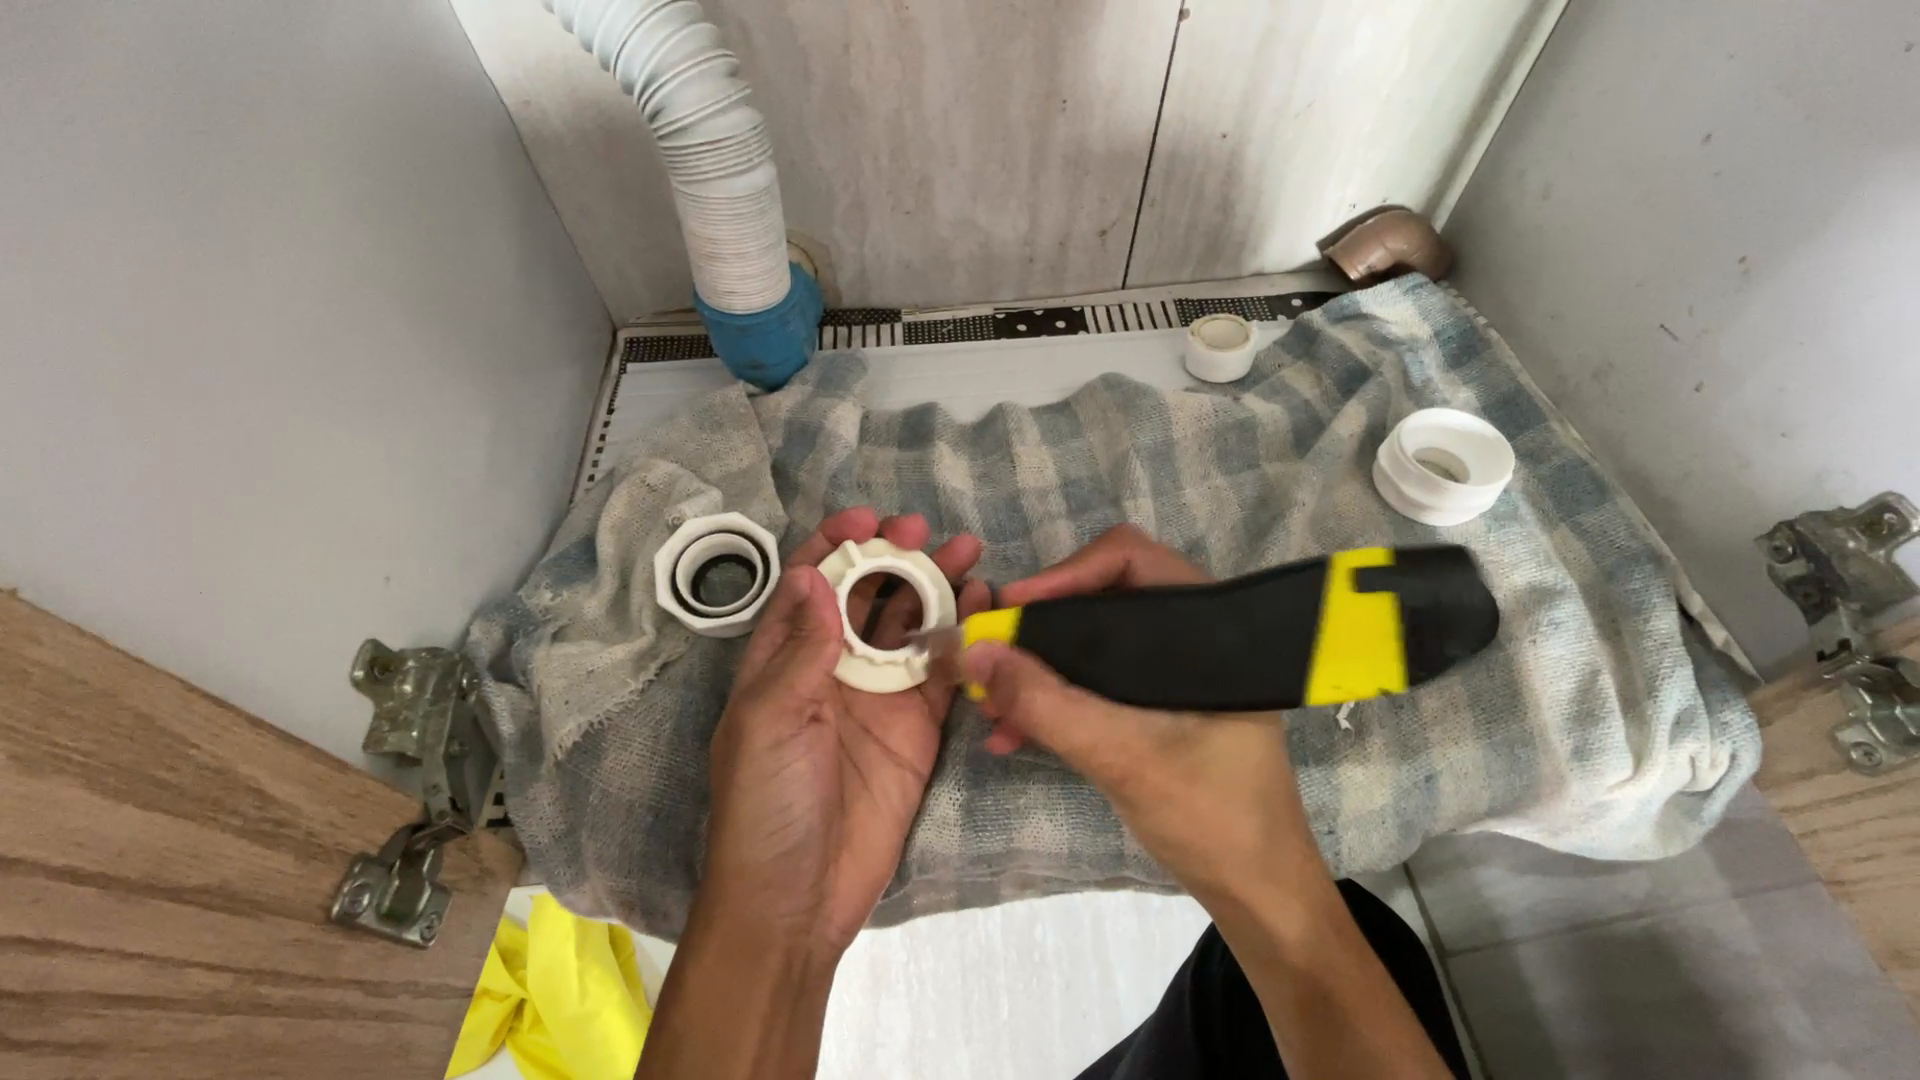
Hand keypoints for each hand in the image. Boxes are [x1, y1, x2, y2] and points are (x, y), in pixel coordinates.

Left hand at [698, 508, 989, 959]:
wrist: (798, 899)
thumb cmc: (765, 804)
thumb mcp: (768, 720)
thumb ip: (800, 650)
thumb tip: (817, 574)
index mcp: (782, 660)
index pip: (808, 586)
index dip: (834, 546)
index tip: (867, 517)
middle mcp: (831, 668)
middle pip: (866, 597)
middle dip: (893, 558)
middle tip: (926, 532)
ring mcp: (878, 697)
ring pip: (909, 626)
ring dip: (934, 588)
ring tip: (967, 554)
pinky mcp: (916, 728)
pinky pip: (942, 673)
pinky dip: (962, 639)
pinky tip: (980, 608)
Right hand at [965, 525, 1324, 908]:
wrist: (1257, 891)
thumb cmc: (1213, 817)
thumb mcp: (1124, 758)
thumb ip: (1047, 704)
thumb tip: (974, 653)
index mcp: (1208, 624)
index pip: (1130, 558)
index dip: (1066, 574)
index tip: (1013, 609)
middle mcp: (1190, 634)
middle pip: (1100, 597)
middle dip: (1039, 627)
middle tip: (991, 653)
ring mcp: (1171, 670)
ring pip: (1091, 642)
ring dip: (1039, 668)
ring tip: (991, 701)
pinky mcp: (1154, 704)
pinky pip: (1093, 681)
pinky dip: (1054, 698)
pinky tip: (1013, 730)